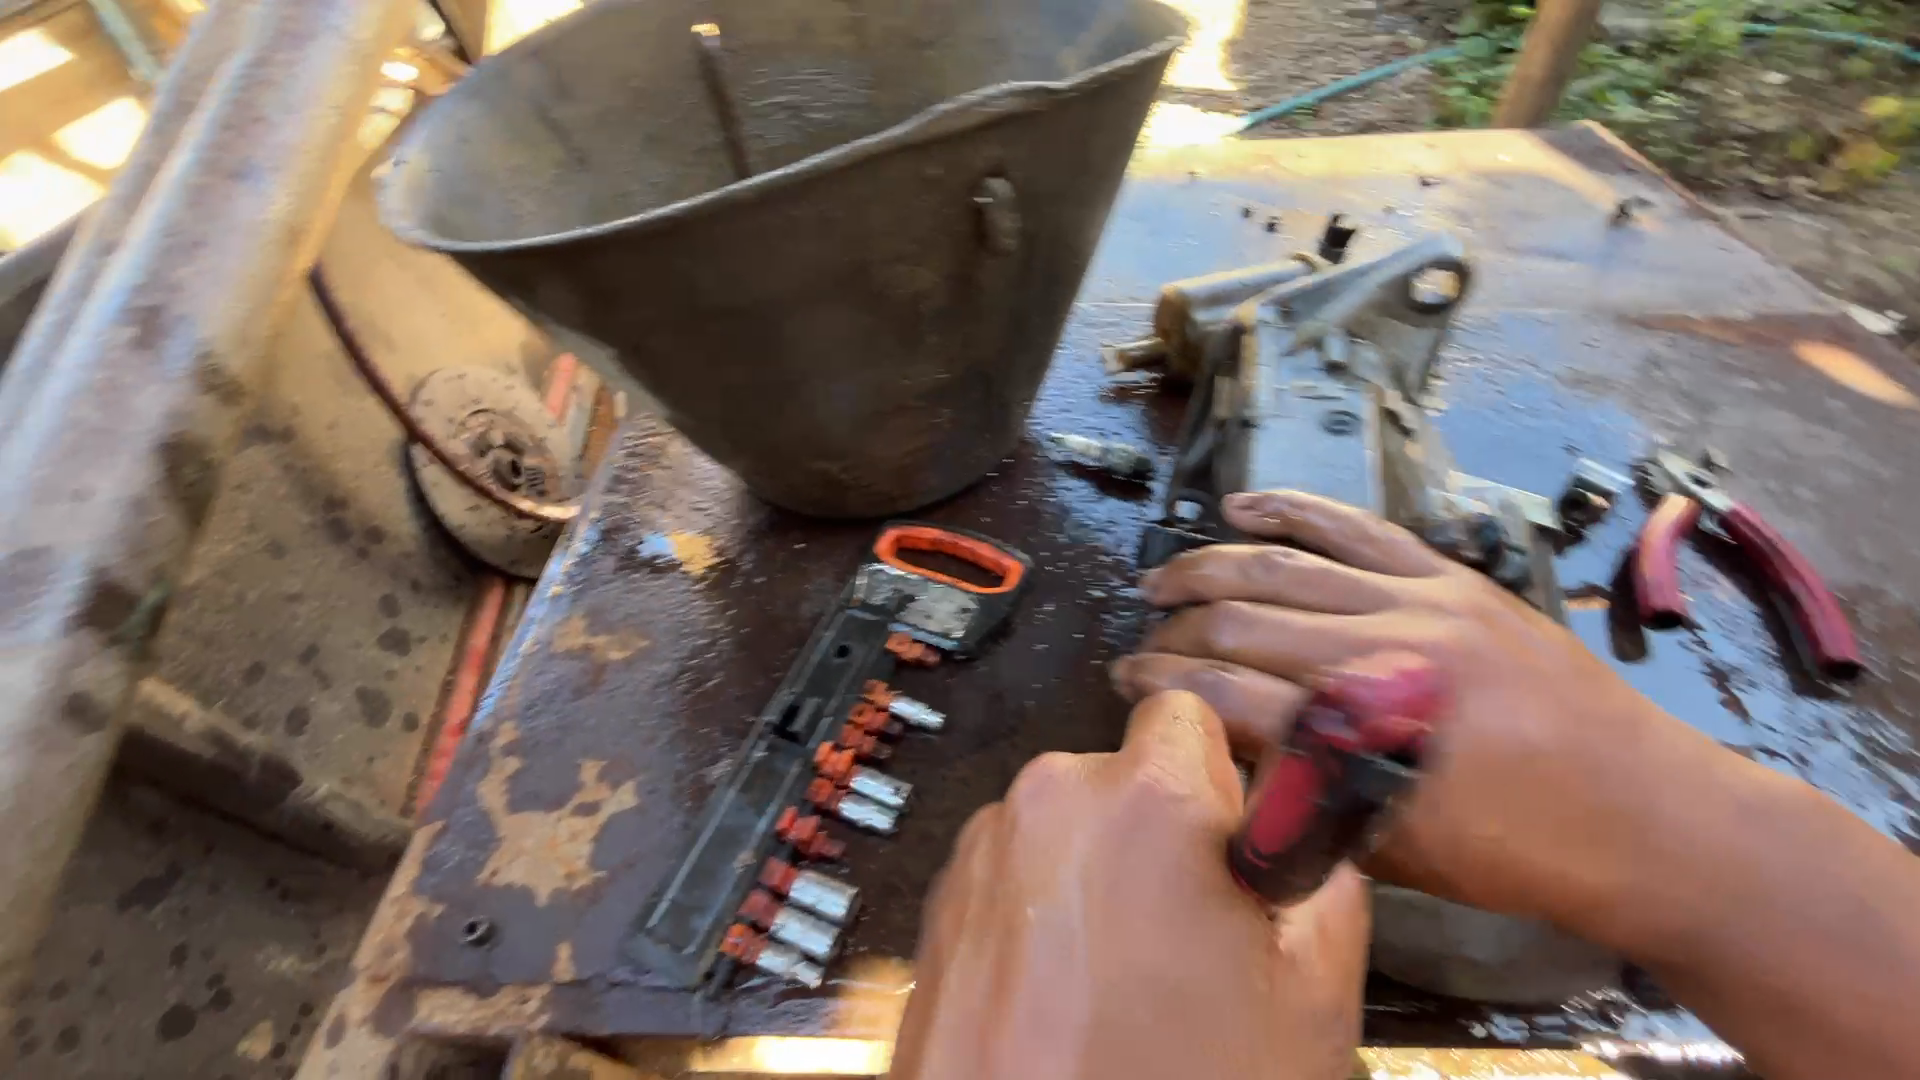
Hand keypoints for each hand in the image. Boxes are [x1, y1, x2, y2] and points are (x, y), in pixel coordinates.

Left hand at [890, 691, 1368, 1079]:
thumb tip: (1302, 828)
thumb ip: (1320, 879)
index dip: (1213, 774)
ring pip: (1067, 817)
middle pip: (1123, 771)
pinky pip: (1013, 859)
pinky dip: (1039, 897)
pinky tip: (1056, 981)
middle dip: (1154, 825)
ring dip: (1095, 865)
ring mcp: (988, 840)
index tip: (1222, 834)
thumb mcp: (1308, 1001)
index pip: (1186, 712)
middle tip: (1177, 926)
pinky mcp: (944, 886)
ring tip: (1112, 971)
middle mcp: (1053, 795)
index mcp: (1147, 799)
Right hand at [1111, 490, 1722, 939]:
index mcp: (1367, 729)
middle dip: (1173, 631)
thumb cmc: (1517, 852)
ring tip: (1158, 579)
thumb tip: (1213, 744)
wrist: (1656, 817)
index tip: (1124, 682)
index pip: (1225, 691)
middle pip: (1241, 622)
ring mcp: (1420, 600)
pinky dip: (1290, 509)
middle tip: (1139, 643)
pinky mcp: (1451, 576)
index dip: (1160, 684)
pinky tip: (1238, 505)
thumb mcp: (1387, 848)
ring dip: (1206, 568)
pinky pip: (1356, 527)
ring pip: (1282, 566)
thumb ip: (1293, 791)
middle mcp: (1385, 649)